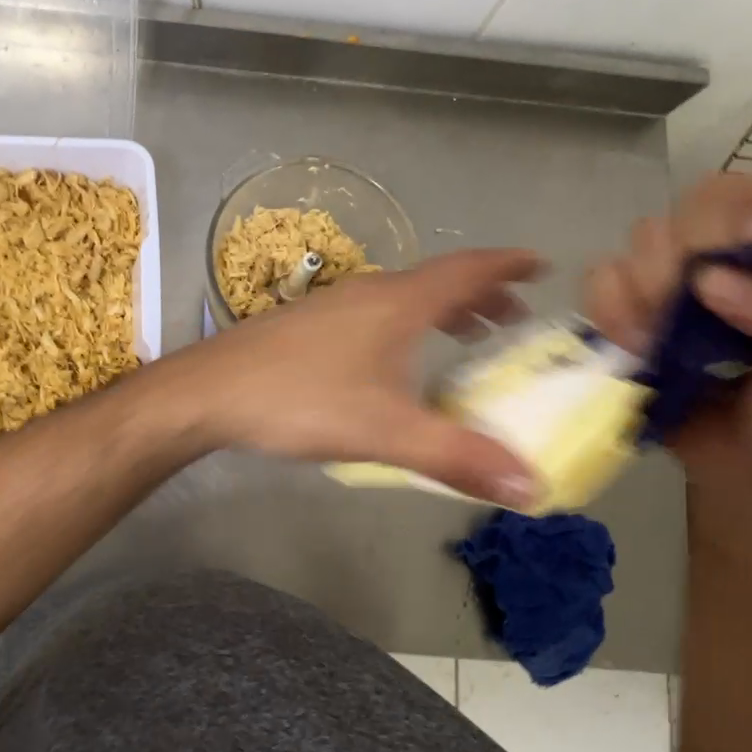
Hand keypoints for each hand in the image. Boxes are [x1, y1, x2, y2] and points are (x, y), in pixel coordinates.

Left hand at [163, 249, 542, 505]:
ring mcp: (332, 307)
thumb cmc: (300, 401)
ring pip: (401, 299)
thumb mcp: (385, 432)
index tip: (543, 265)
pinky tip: (392, 365)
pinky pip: (373, 315)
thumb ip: (456, 457)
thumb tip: (532, 487)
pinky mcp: (305, 327)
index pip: (468, 269)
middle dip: (480, 296)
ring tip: (463, 340)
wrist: (208, 393)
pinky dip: (404, 327)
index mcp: (398, 303)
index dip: (508, 264)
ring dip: (440, 313)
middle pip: (437, 283)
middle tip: (512, 320)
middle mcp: (368, 293)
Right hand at [582, 134, 751, 506]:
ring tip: (664, 338)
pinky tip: (635, 346)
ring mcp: (694, 276)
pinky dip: (610, 308)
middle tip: (698, 299)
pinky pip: (603, 276)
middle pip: (713, 194)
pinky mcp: (639, 309)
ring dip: (650, 284)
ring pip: (650, 232)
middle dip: (698, 246)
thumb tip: (714, 279)